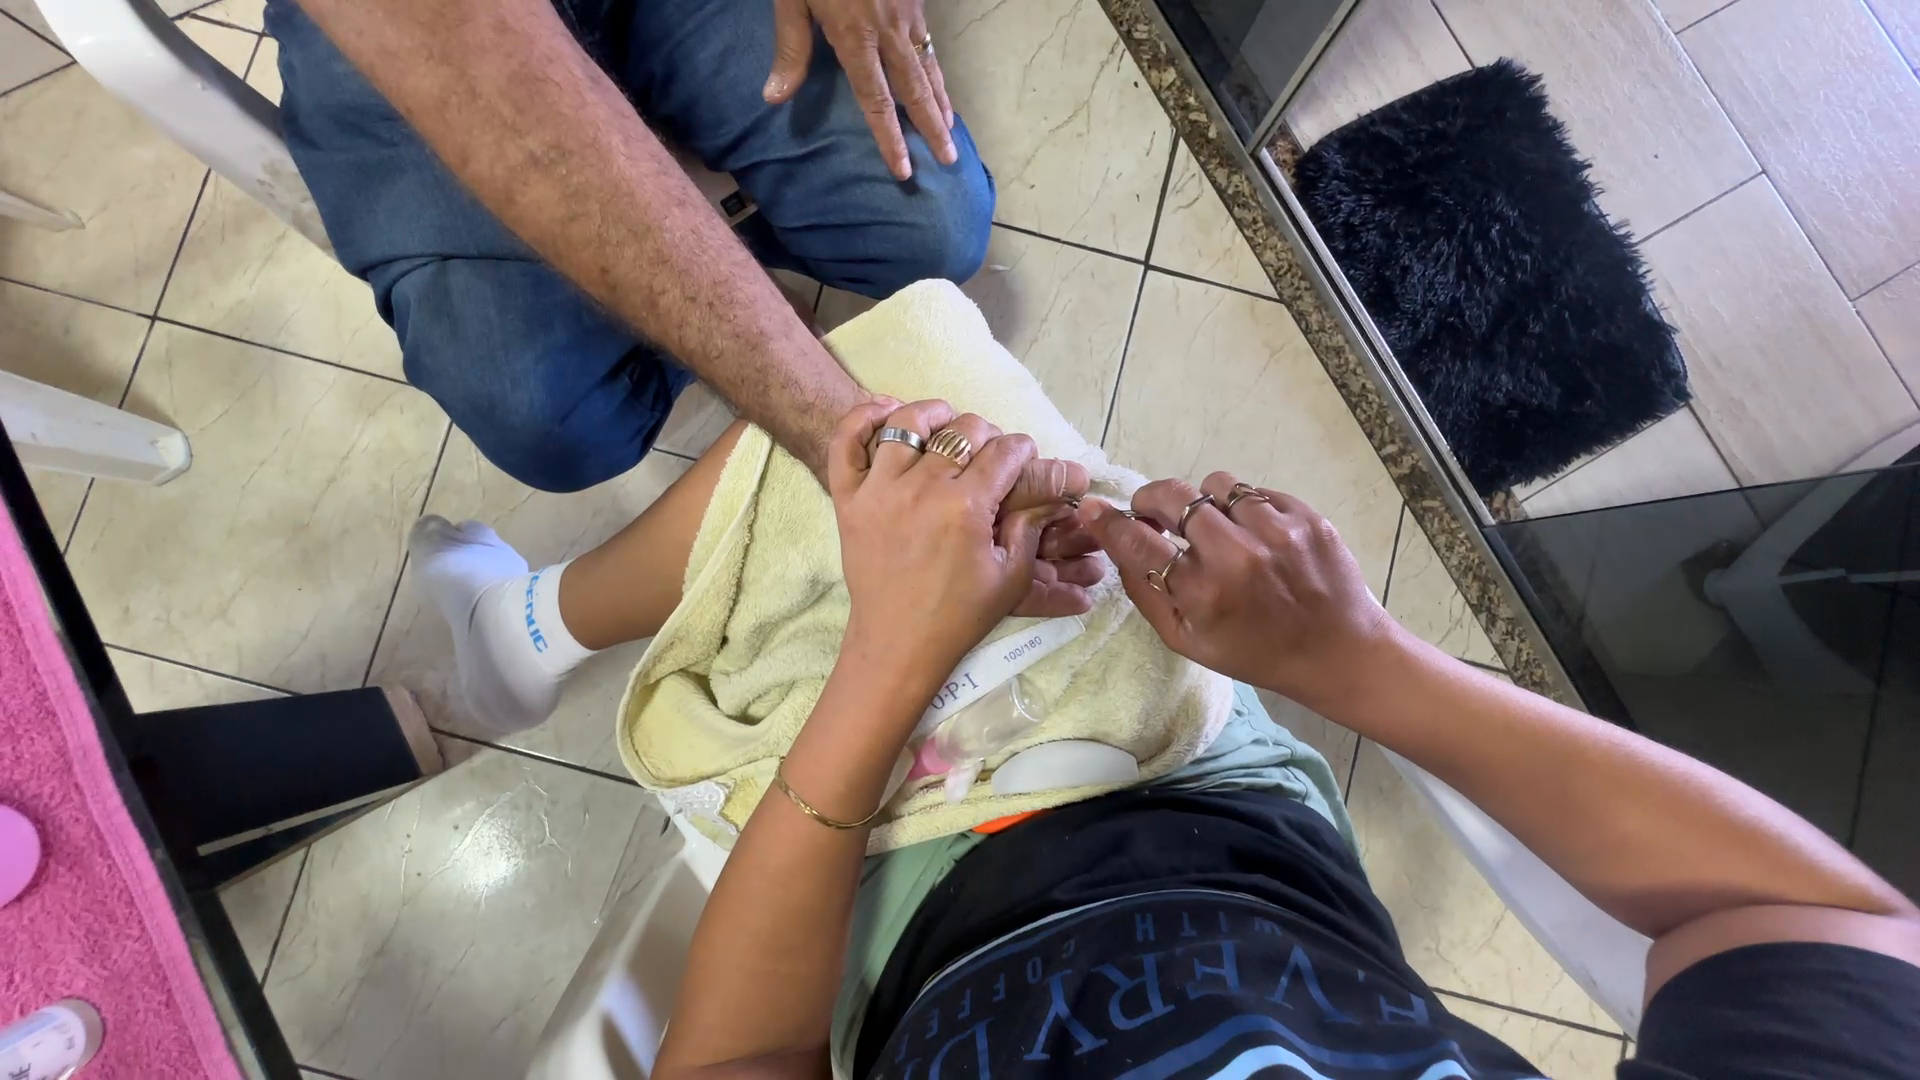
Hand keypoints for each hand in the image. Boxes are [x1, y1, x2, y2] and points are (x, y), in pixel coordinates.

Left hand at [763, 0, 956, 180]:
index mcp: (855, 37)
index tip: (904, 170)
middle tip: (949, 160)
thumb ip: (791, 47)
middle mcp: (887, 32)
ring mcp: (906, 13)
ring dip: (941, 102)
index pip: (876, 100)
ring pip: (929, 67)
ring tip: (952, 130)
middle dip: (932, 128)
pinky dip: (938, 71)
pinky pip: (930, 43)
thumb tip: (774, 98)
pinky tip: (941, 86)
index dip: (891, 139)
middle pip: (914, 90)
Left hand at [828, 400, 1087, 706]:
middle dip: (987, 434)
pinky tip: (887, 411)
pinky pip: (846, 442)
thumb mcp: (1012, 577)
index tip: (1025, 456)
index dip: (1022, 449)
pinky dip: (863, 417)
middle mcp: (922, 488)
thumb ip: (1030, 526)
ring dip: (934, 415)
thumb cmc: (959, 615)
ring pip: (907, 423)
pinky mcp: (848, 499)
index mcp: (966, 507)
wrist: (898, 644)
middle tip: (990, 453)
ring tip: (946, 423)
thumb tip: (1049, 489)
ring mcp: (879, 490)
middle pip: (962, 430)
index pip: (1004, 452)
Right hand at [1079, 472, 1401, 710]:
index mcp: (1203, 593)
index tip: (1093, 508)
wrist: (1340, 652)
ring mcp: (1276, 530)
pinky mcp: (1306, 516)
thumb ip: (1145, 592)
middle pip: (1173, 496)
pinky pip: (1255, 492)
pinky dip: (1243, 508)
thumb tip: (1116, 545)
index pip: (1138, 541)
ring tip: (1215, 529)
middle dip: (1152, 499)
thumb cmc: (1253, 653)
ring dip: (1203, 502)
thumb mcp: (1187, 640)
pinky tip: (1253, 536)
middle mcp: (1237, 555)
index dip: (1109, 521)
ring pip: (1215, 484)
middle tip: (1154, 513)